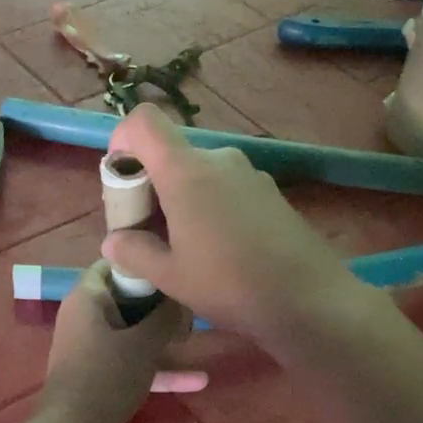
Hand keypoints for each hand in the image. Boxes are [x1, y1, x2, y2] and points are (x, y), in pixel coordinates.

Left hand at [40, 260, 202, 422]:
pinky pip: (130, 362)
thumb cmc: (106, 376)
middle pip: (127, 298)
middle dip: (161, 302)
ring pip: (132, 333)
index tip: (174, 265)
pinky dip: (157, 368)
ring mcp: (91, 347)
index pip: (114, 262)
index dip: (144, 261)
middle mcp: (85, 316)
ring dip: (164, 337)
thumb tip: (183, 299)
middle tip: (193, 304)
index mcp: (87, 297)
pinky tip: (198, 381)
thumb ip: (167, 317)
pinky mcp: (98, 375)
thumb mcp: (143, 344)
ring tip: (200, 337)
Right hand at [102, 104, 358, 346]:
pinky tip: (220, 253)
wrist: (309, 300)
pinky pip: (227, 190)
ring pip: (200, 175)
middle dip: (151, 187)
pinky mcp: (271, 193)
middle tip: (148, 235)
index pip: (144, 121)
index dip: (123, 140)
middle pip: (171, 155)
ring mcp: (250, 174)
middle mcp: (219, 160)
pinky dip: (211, 209)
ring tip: (185, 251)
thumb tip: (113, 240)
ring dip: (182, 202)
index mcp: (186, 172)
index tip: (121, 182)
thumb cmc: (230, 286)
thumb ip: (135, 252)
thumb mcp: (171, 277)